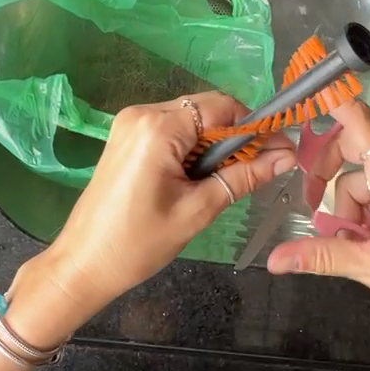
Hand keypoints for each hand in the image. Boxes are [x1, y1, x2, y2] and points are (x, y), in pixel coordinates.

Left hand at [8, 93, 295, 345]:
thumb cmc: (139, 242)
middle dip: (237, 136)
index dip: (255, 125)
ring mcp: (130, 123)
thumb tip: (287, 156)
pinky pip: (172, 130)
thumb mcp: (199, 209)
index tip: (280, 150)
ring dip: (215, 143)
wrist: (82, 264)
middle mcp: (143, 113)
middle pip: (207, 109)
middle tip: (260, 169)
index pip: (222, 106)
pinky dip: (192, 147)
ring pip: (191, 119)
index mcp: (158, 127)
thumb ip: (244, 176)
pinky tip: (199, 177)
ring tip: (227, 179)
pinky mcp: (126, 137)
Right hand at [266, 100, 369, 344]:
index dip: (330, 99)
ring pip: (367, 173)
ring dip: (354, 204)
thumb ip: (322, 256)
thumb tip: (276, 259)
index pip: (358, 120)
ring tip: (363, 244)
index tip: (306, 87)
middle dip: (330, 182)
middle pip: (352, 149)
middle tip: (321, 218)